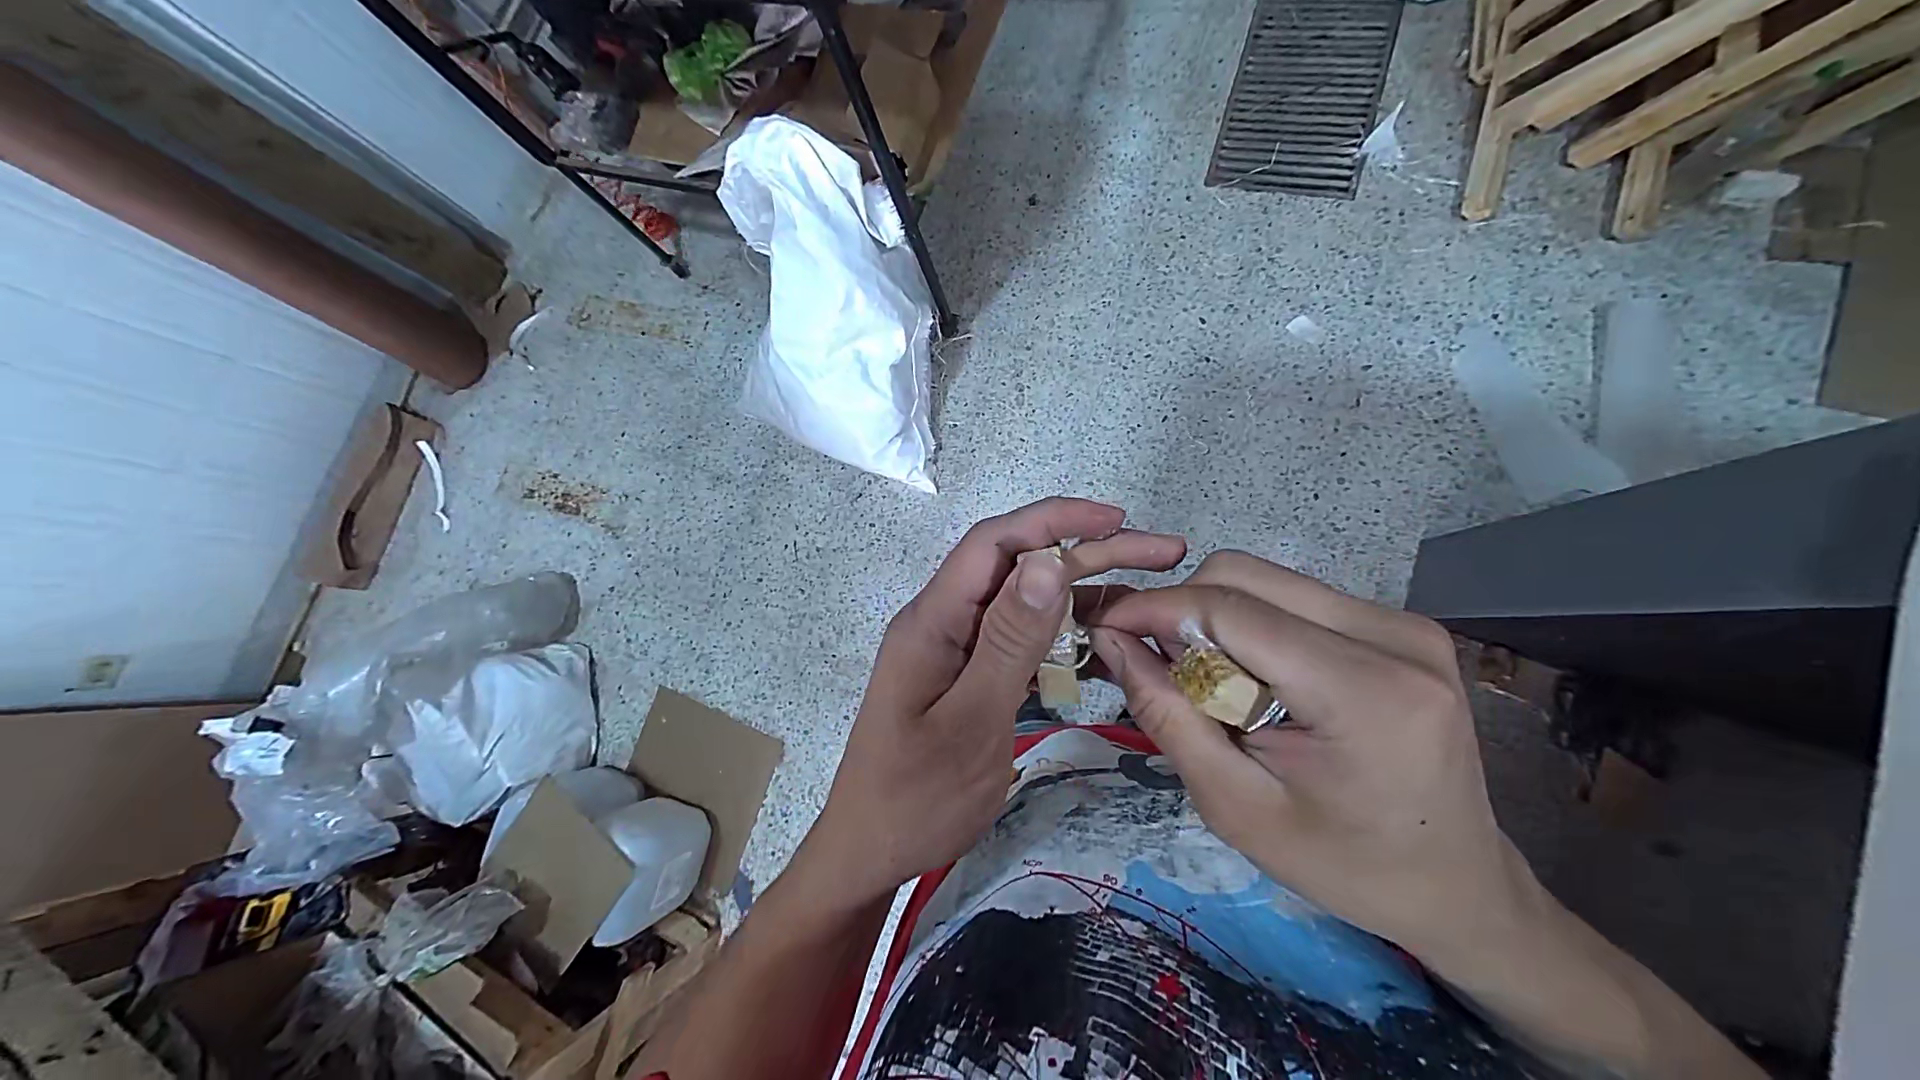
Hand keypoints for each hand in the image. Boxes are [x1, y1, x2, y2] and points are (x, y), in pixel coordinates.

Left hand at [799, 498, 1186, 906]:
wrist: (870, 853)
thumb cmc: (916, 799)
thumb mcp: (972, 722)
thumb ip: (1009, 641)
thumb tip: (1047, 561)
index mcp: (932, 620)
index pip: (994, 543)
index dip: (1054, 519)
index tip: (1117, 520)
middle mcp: (942, 621)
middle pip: (1015, 565)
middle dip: (1085, 550)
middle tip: (1160, 552)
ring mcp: (954, 647)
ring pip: (1022, 600)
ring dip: (1080, 589)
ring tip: (1145, 591)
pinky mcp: (967, 674)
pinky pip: (1018, 637)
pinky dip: (1061, 631)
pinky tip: (1102, 636)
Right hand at [1087, 551, 1539, 963]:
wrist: (1456, 885)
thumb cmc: (1344, 863)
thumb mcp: (1235, 806)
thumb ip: (1167, 715)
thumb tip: (1112, 640)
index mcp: (1366, 691)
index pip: (1230, 609)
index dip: (1154, 607)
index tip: (1104, 625)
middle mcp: (1394, 636)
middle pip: (1245, 575)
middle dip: (1180, 608)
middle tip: (1155, 663)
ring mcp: (1405, 623)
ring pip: (1266, 578)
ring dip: (1213, 616)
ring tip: (1205, 679)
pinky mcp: (1400, 625)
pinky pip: (1294, 597)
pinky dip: (1250, 624)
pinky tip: (1251, 676)